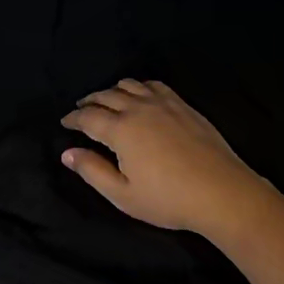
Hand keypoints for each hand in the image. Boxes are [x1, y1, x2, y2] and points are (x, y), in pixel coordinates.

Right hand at [60, 79, 273, 235]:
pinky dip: (139, 86)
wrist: (219, 188)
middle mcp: (140, 108)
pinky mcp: (182, 104)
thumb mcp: (123, 194)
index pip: (89, 117)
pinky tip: (140, 95)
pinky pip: (154, 85)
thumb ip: (93, 170)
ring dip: (113, 90)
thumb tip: (68, 153)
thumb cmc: (167, 198)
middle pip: (108, 95)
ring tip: (106, 100)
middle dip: (90, 100)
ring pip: (131, 85)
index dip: (73, 118)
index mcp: (121, 129)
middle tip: (81, 109)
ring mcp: (164, 102)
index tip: (64, 122)